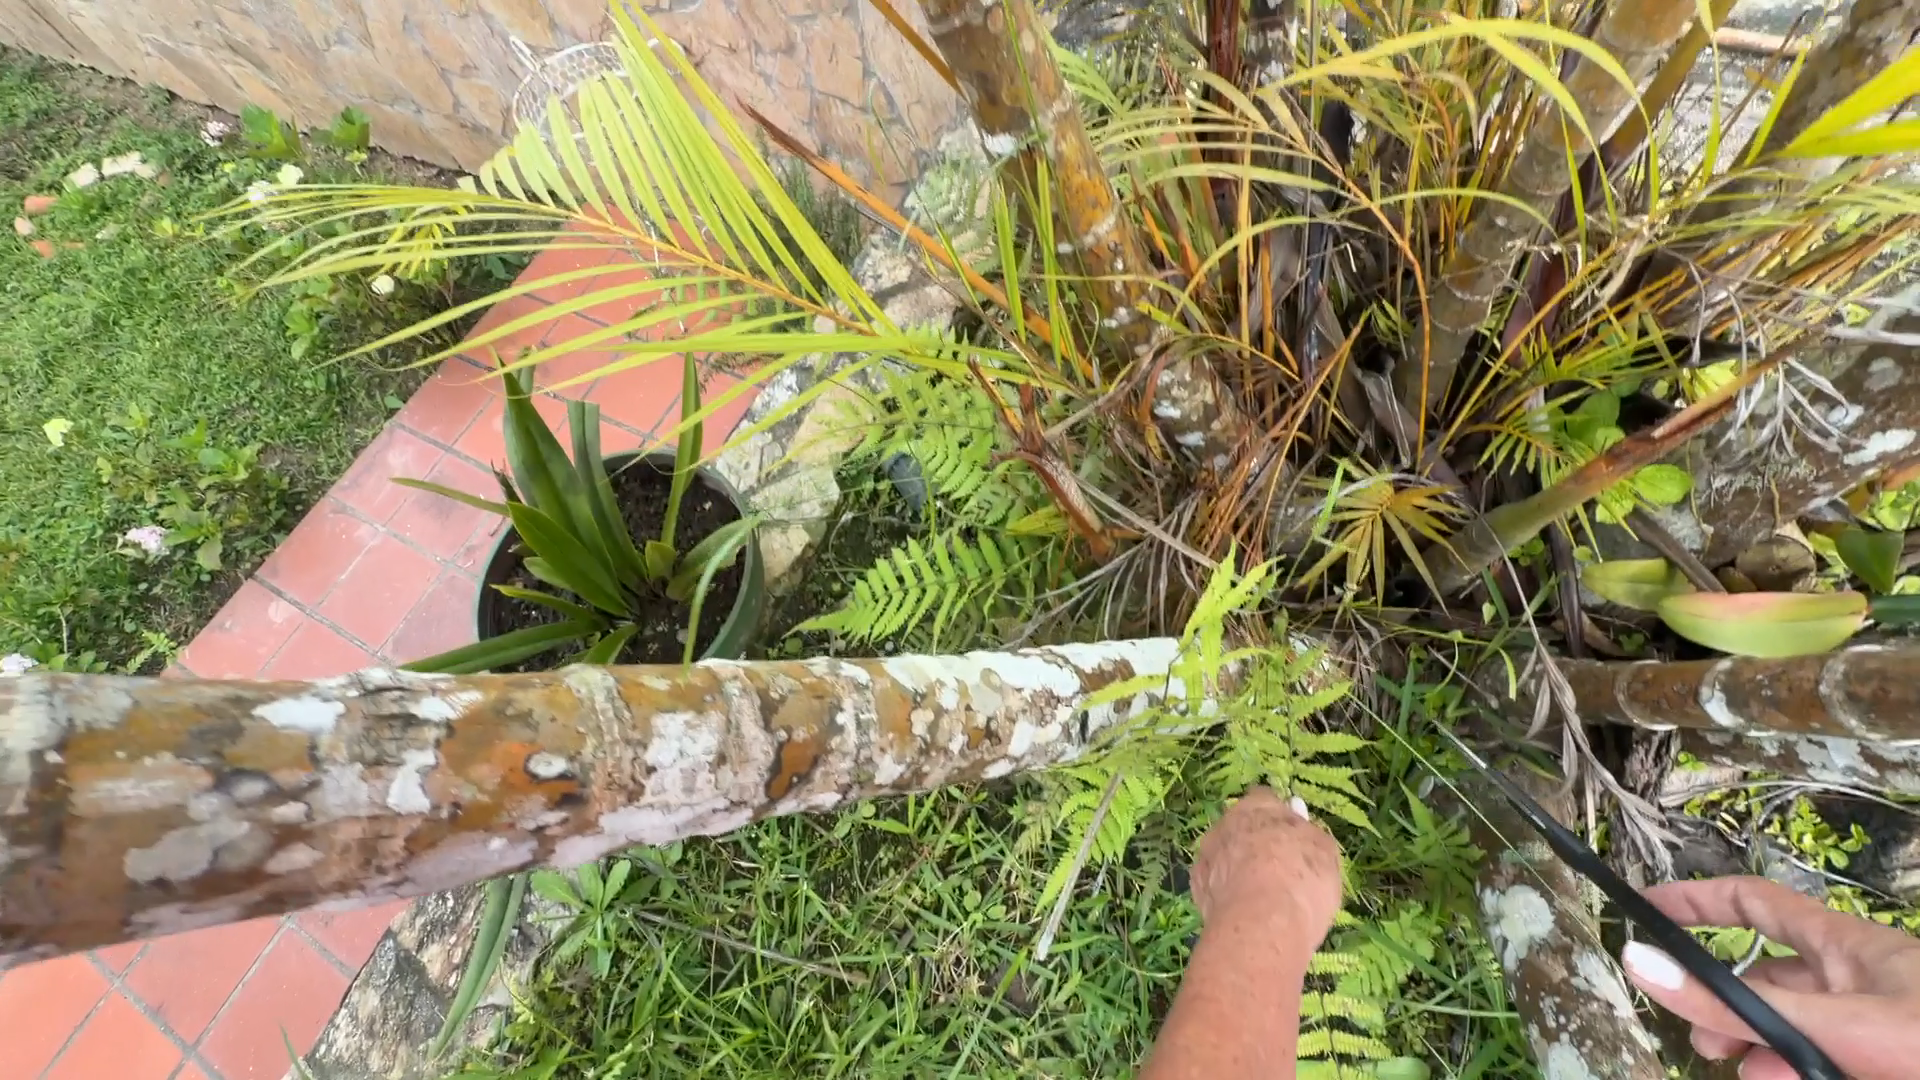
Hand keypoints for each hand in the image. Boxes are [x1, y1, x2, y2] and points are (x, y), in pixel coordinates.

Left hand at [1190, 787, 1341, 948]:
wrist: (1261, 924)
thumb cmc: (1302, 882)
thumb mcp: (1324, 854)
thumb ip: (1309, 832)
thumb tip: (1297, 813)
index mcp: (1257, 808)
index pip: (1265, 798)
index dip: (1278, 815)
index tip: (1289, 833)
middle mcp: (1226, 822)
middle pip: (1240, 824)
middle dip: (1254, 840)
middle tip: (1276, 866)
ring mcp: (1207, 851)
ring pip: (1224, 851)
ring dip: (1237, 864)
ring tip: (1259, 892)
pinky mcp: (1197, 882)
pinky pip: (1213, 879)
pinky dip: (1225, 889)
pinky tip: (1241, 907)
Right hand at [1620, 875, 1919, 1079]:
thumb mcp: (1852, 1031)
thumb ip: (1741, 1005)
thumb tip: (1634, 961)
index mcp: (1848, 948)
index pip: (1750, 901)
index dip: (1693, 899)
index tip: (1640, 911)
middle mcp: (1864, 983)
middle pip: (1771, 981)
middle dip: (1727, 1006)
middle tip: (1700, 1041)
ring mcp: (1888, 1032)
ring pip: (1805, 1034)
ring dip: (1765, 1053)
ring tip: (1748, 1076)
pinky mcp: (1895, 1064)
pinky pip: (1837, 1063)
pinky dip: (1803, 1072)